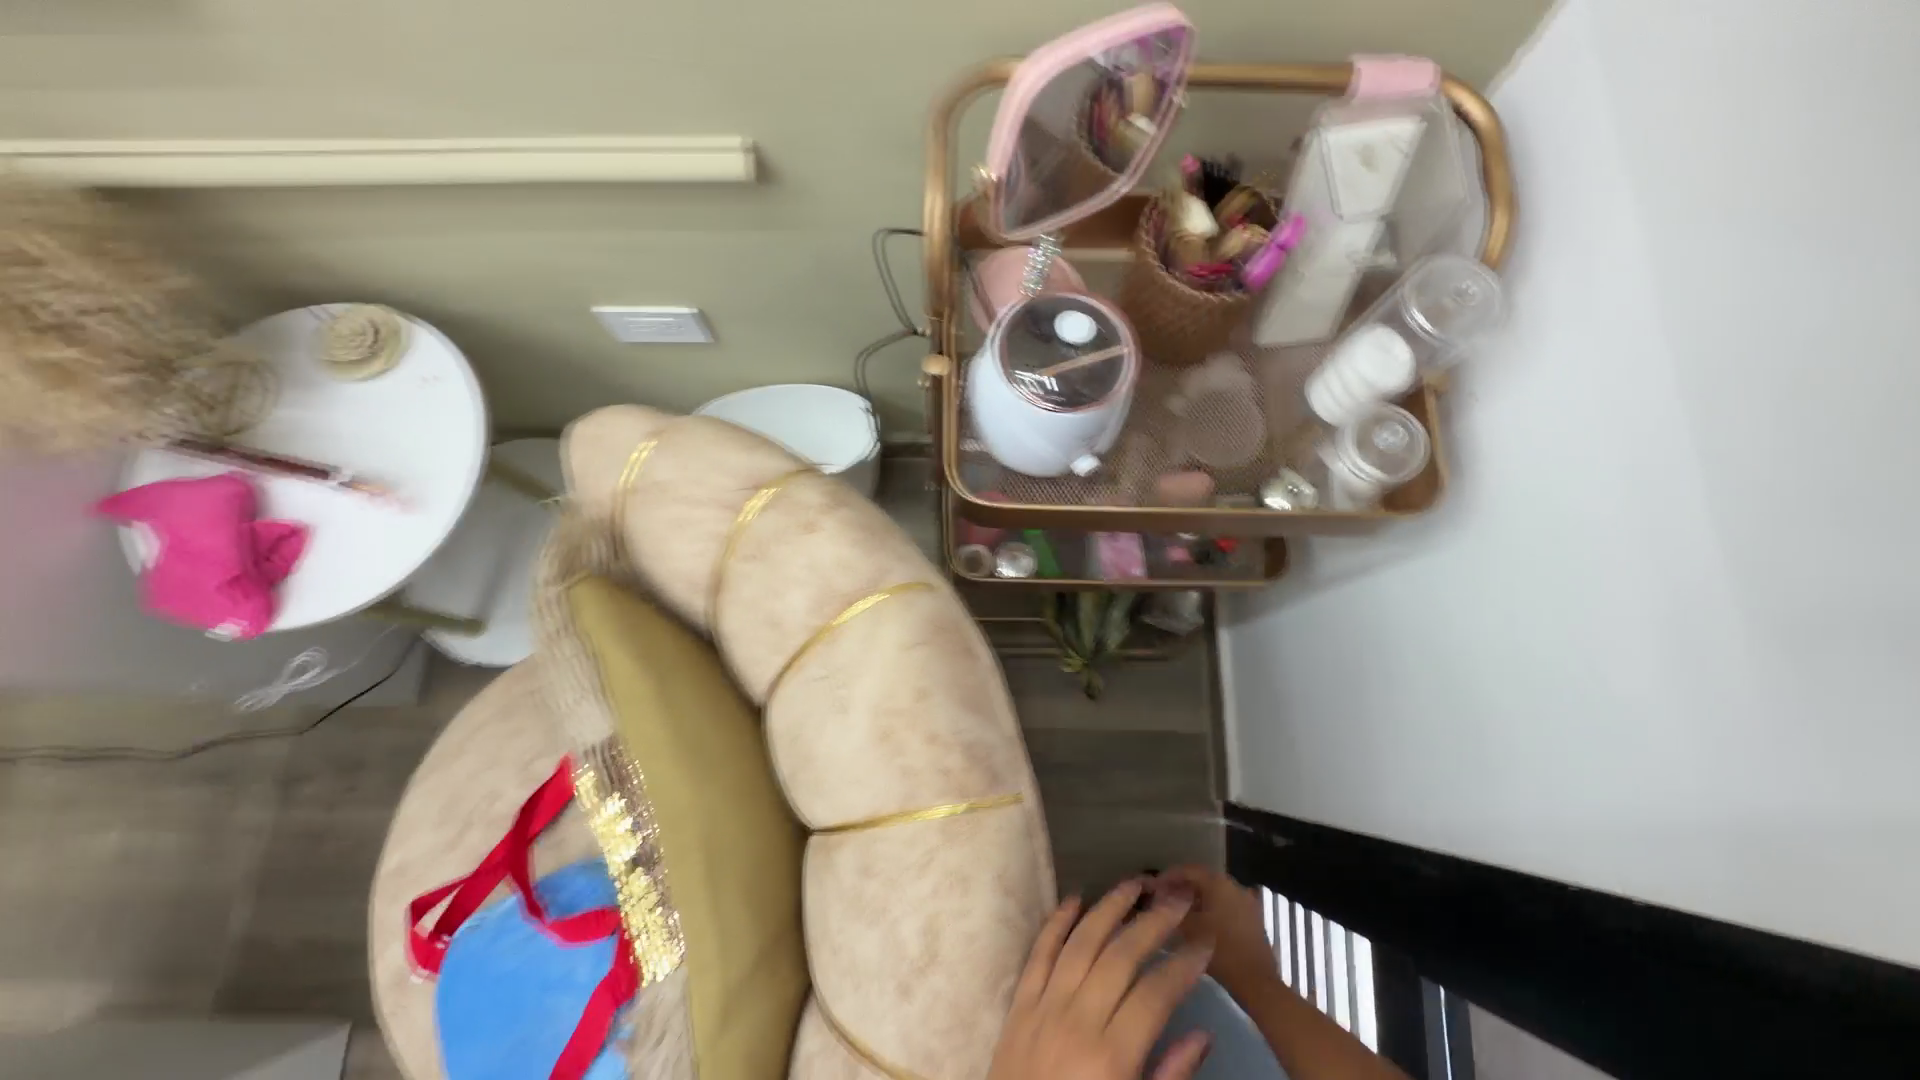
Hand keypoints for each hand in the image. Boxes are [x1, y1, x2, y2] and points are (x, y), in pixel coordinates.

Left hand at [987, 879, 1214, 1079]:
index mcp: (1112, 1057)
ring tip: (1136, 883)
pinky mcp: (1018, 1005)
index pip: (1155, 995)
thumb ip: (1170, 1076)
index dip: (1183, 965)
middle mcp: (1077, 1021)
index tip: (1205, 942)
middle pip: (1120, 957)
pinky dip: (1056, 922)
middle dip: (1154, 922)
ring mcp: (1043, 1007)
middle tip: (1180, 897)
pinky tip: (1075, 898)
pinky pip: (1038, 953)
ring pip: (1080, 943)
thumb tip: (1202, 1034)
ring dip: (1109, 908)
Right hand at [1149, 866, 1279, 999]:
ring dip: (1197, 898)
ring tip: (1178, 911)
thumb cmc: (1220, 951)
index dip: (1168, 876)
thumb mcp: (1188, 928)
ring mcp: (1247, 901)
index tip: (1153, 887)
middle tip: (1163, 898)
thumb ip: (1171, 907)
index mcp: (1219, 883)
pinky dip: (1211, 908)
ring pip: (1215, 892)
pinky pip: (1226, 904)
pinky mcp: (1252, 917)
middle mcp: (1234, 886)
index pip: (1188, 870)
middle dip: (1182, 887)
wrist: (1256, 981)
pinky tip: (1200, 922)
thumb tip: (1159, 895)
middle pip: (1203, 879)